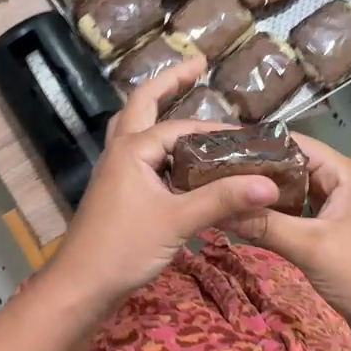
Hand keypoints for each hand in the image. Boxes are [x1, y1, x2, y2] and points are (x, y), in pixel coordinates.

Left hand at [47, 57, 277, 302]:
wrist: (80, 284)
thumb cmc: (123, 247)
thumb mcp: (177, 221)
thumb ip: (222, 200)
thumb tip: (270, 184)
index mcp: (131, 149)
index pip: (180, 128)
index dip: (216, 131)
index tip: (250, 137)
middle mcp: (119, 151)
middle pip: (141, 104)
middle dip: (169, 83)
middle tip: (197, 65)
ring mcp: (114, 171)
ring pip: (134, 127)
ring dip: (155, 109)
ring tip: (181, 96)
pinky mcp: (116, 191)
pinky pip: (138, 154)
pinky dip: (157, 144)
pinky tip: (176, 158)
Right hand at [228, 132, 350, 348]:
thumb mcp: (310, 248)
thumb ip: (262, 224)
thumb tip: (214, 208)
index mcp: (347, 172)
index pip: (292, 144)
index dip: (254, 147)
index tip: (214, 154)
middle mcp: (345, 180)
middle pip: (290, 165)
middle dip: (252, 172)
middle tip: (208, 176)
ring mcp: (341, 205)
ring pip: (292, 190)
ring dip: (261, 195)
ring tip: (219, 194)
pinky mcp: (335, 228)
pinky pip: (298, 212)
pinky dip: (274, 215)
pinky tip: (243, 219)